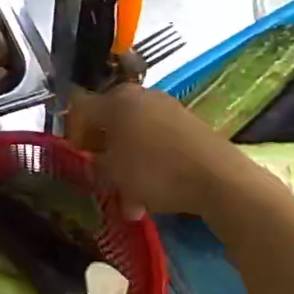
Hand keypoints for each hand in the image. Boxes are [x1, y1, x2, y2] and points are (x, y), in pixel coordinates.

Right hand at [67, 82, 282, 220]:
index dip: (73, 136)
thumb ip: (94, 166)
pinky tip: (156, 192)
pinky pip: (158, 140)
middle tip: (103, 178)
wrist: (220, 179)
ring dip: (129, 163)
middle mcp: (139, 95)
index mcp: (114, 99)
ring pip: (135, 134)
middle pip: (109, 121)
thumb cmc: (155, 171)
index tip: (77, 161)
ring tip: (133, 198)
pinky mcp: (189, 124)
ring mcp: (167, 107)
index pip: (80, 110)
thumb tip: (92, 165)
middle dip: (104, 152)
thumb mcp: (113, 174)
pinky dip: (151, 162)